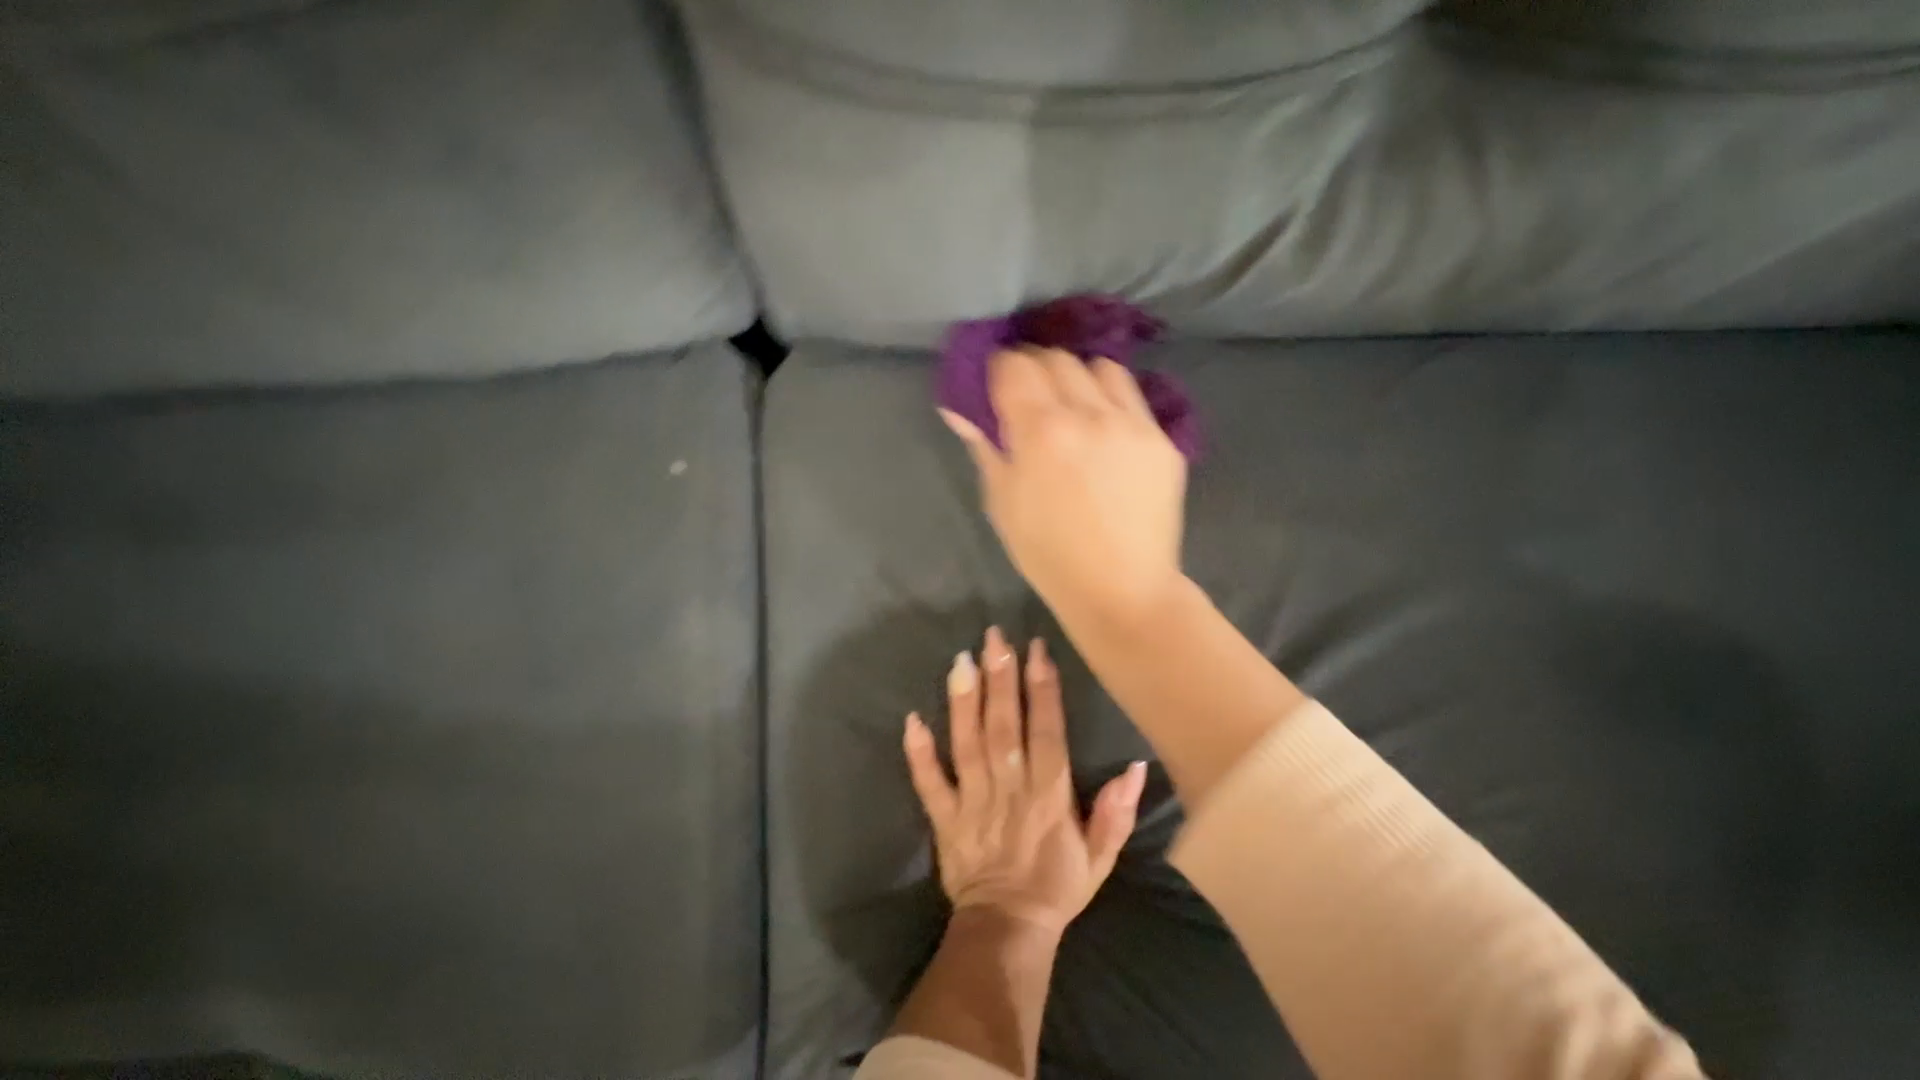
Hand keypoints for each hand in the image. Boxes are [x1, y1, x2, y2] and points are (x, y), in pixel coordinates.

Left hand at [902, 626, 1147, 935]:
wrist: (1009, 931)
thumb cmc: (1058, 888)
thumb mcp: (1100, 857)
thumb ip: (1116, 812)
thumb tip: (1136, 767)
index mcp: (1049, 795)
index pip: (1047, 732)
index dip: (1042, 689)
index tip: (1036, 650)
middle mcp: (1010, 789)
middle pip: (1004, 726)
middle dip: (1000, 679)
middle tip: (994, 638)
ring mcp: (972, 802)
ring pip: (967, 744)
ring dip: (963, 702)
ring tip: (961, 661)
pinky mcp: (944, 818)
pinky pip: (929, 782)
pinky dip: (919, 753)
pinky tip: (911, 720)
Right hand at [939, 347, 1187, 626]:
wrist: (1123, 590)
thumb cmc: (1049, 556)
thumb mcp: (1002, 504)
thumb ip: (985, 447)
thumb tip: (959, 409)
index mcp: (1041, 431)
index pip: (1014, 366)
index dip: (1000, 369)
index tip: (997, 385)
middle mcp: (1089, 415)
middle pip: (1057, 358)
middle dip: (1037, 368)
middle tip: (1031, 394)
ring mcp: (1133, 424)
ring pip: (1101, 367)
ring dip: (1080, 377)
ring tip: (1075, 405)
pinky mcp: (1163, 440)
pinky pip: (1134, 398)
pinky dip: (1112, 401)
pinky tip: (1106, 430)